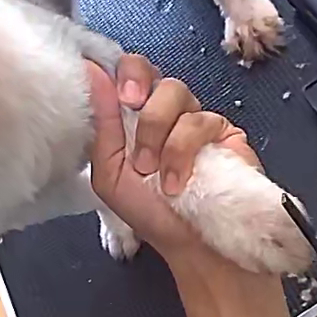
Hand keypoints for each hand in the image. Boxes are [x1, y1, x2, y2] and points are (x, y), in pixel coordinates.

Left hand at [86, 57, 261, 260]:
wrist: (191, 245)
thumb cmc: (151, 214)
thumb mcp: (110, 175)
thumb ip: (101, 126)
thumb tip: (91, 71)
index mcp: (134, 118)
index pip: (128, 72)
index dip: (123, 72)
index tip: (118, 96)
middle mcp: (166, 114)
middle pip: (154, 73)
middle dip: (139, 93)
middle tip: (133, 115)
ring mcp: (197, 121)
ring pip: (177, 92)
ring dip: (159, 131)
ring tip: (154, 170)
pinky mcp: (225, 133)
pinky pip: (202, 120)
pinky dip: (183, 149)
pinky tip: (178, 180)